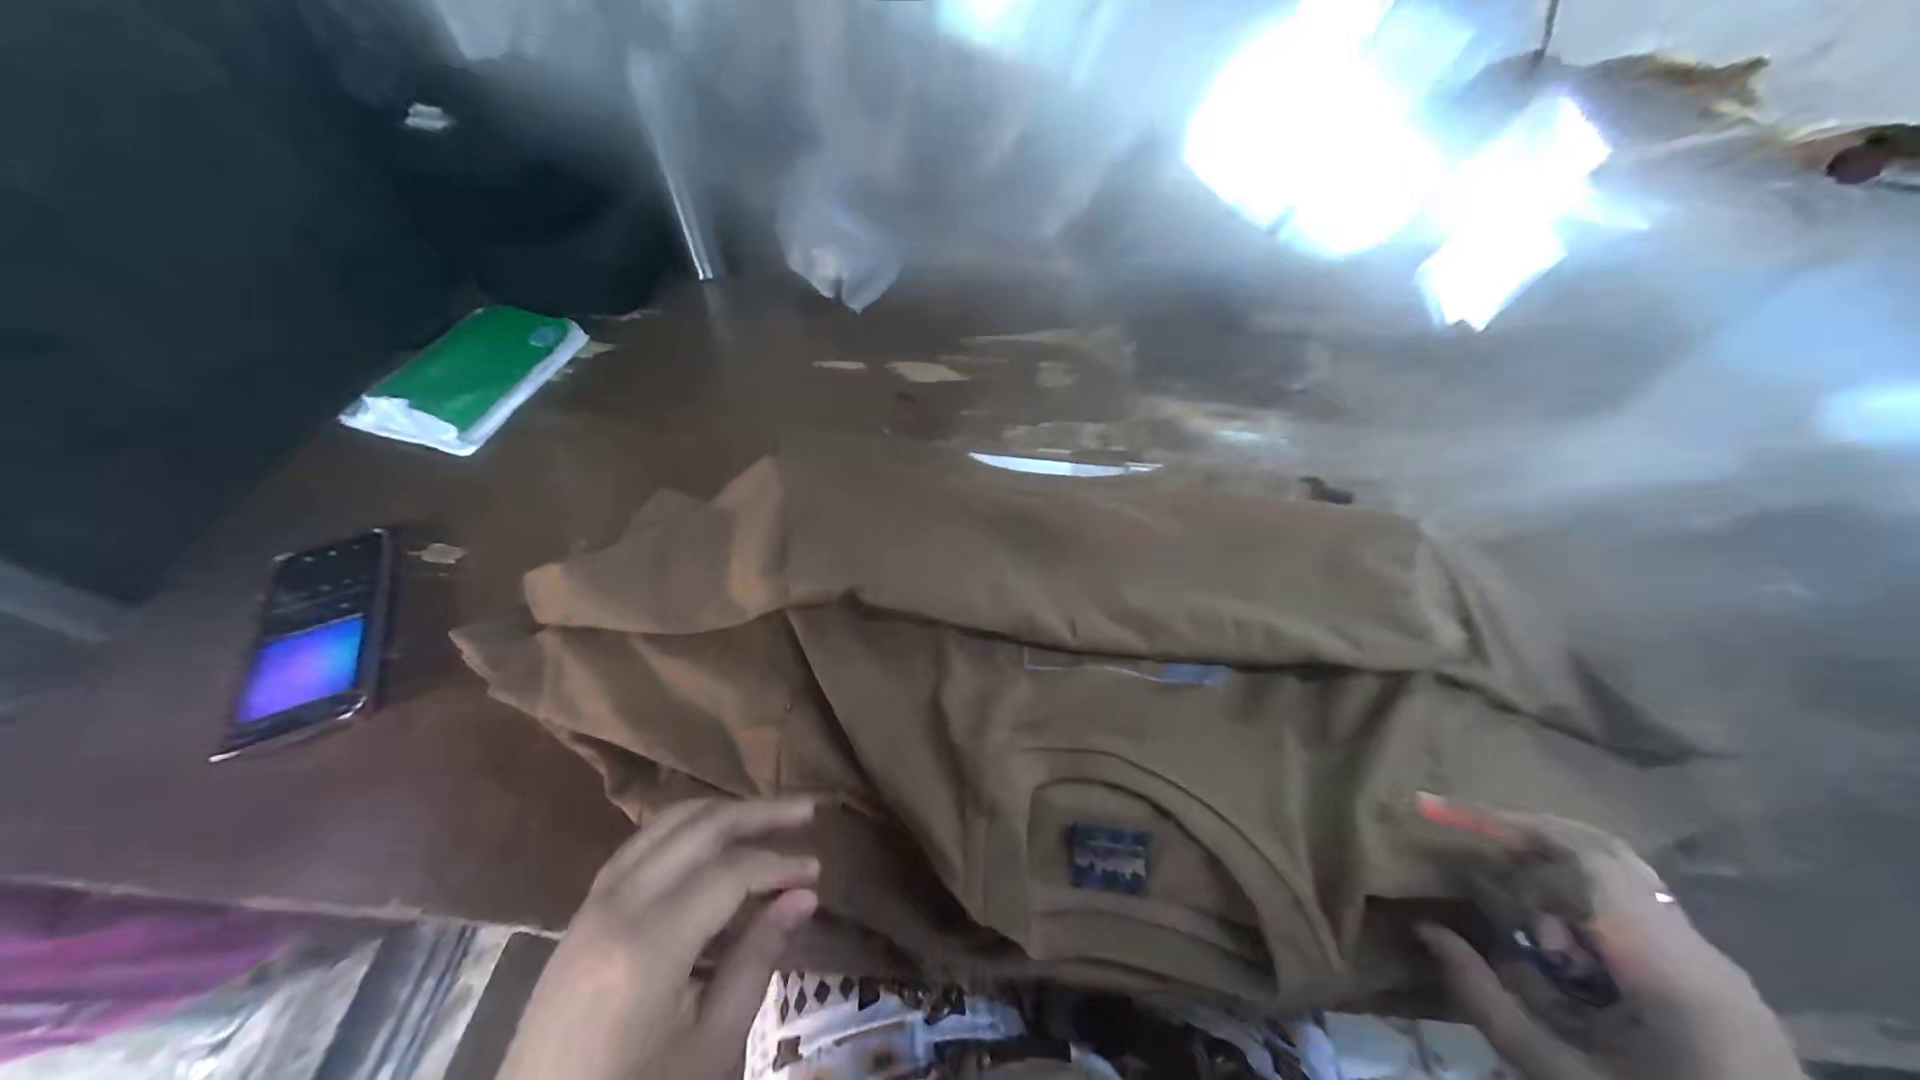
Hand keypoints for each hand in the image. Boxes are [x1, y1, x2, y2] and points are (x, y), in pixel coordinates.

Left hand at [498, 798, 819, 1079]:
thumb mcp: (710, 1045)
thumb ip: (757, 960)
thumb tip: (804, 897)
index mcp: (649, 946)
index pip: (730, 872)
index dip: (779, 864)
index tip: (816, 871)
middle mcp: (618, 905)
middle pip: (700, 828)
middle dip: (759, 813)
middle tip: (806, 812)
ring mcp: (593, 901)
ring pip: (667, 823)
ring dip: (723, 812)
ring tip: (767, 815)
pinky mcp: (584, 908)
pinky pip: (642, 843)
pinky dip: (686, 828)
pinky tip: (713, 839)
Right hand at [1414, 798, 1802, 1079]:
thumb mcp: (1554, 1073)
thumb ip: (1484, 995)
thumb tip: (1426, 929)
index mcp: (1671, 973)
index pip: (1584, 856)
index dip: (1505, 822)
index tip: (1434, 810)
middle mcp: (1700, 954)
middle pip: (1601, 854)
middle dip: (1523, 839)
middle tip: (1458, 833)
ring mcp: (1713, 966)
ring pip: (1612, 882)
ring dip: (1552, 892)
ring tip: (1532, 946)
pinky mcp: (1711, 983)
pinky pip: (1629, 917)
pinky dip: (1577, 918)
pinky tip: (1562, 962)